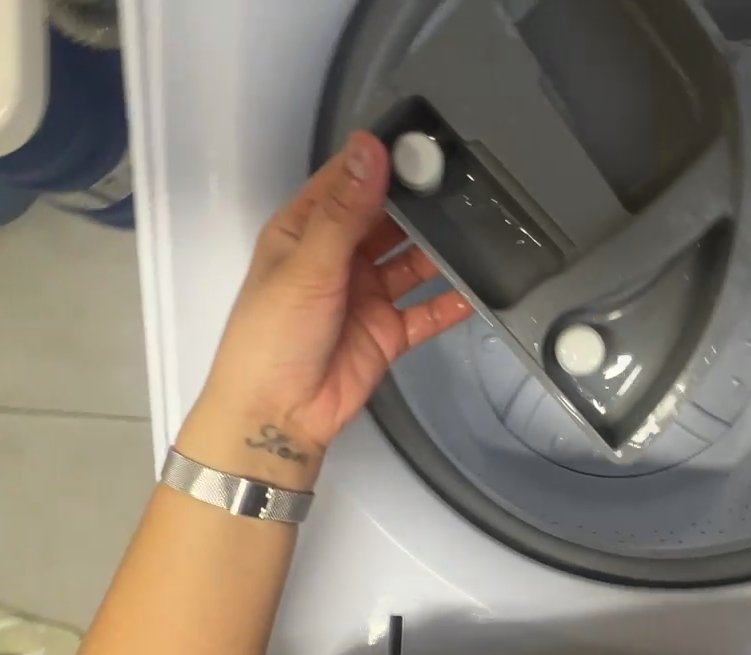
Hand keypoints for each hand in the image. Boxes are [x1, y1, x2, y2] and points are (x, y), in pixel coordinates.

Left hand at [187, 131, 473, 476]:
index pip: (349, 183)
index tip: (423, 145)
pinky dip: (450, 304)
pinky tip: (476, 291)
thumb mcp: (307, 265)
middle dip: (418, 206)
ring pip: (412, 263)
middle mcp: (340, 258)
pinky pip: (426, 312)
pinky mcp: (388, 331)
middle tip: (461, 185)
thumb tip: (370, 149)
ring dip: (439, 251)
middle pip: (387, 222)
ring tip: (477, 230)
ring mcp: (367, 295)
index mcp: (307, 230)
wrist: (280, 412)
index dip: (382, 163)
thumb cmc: (273, 335)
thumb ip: (344, 211)